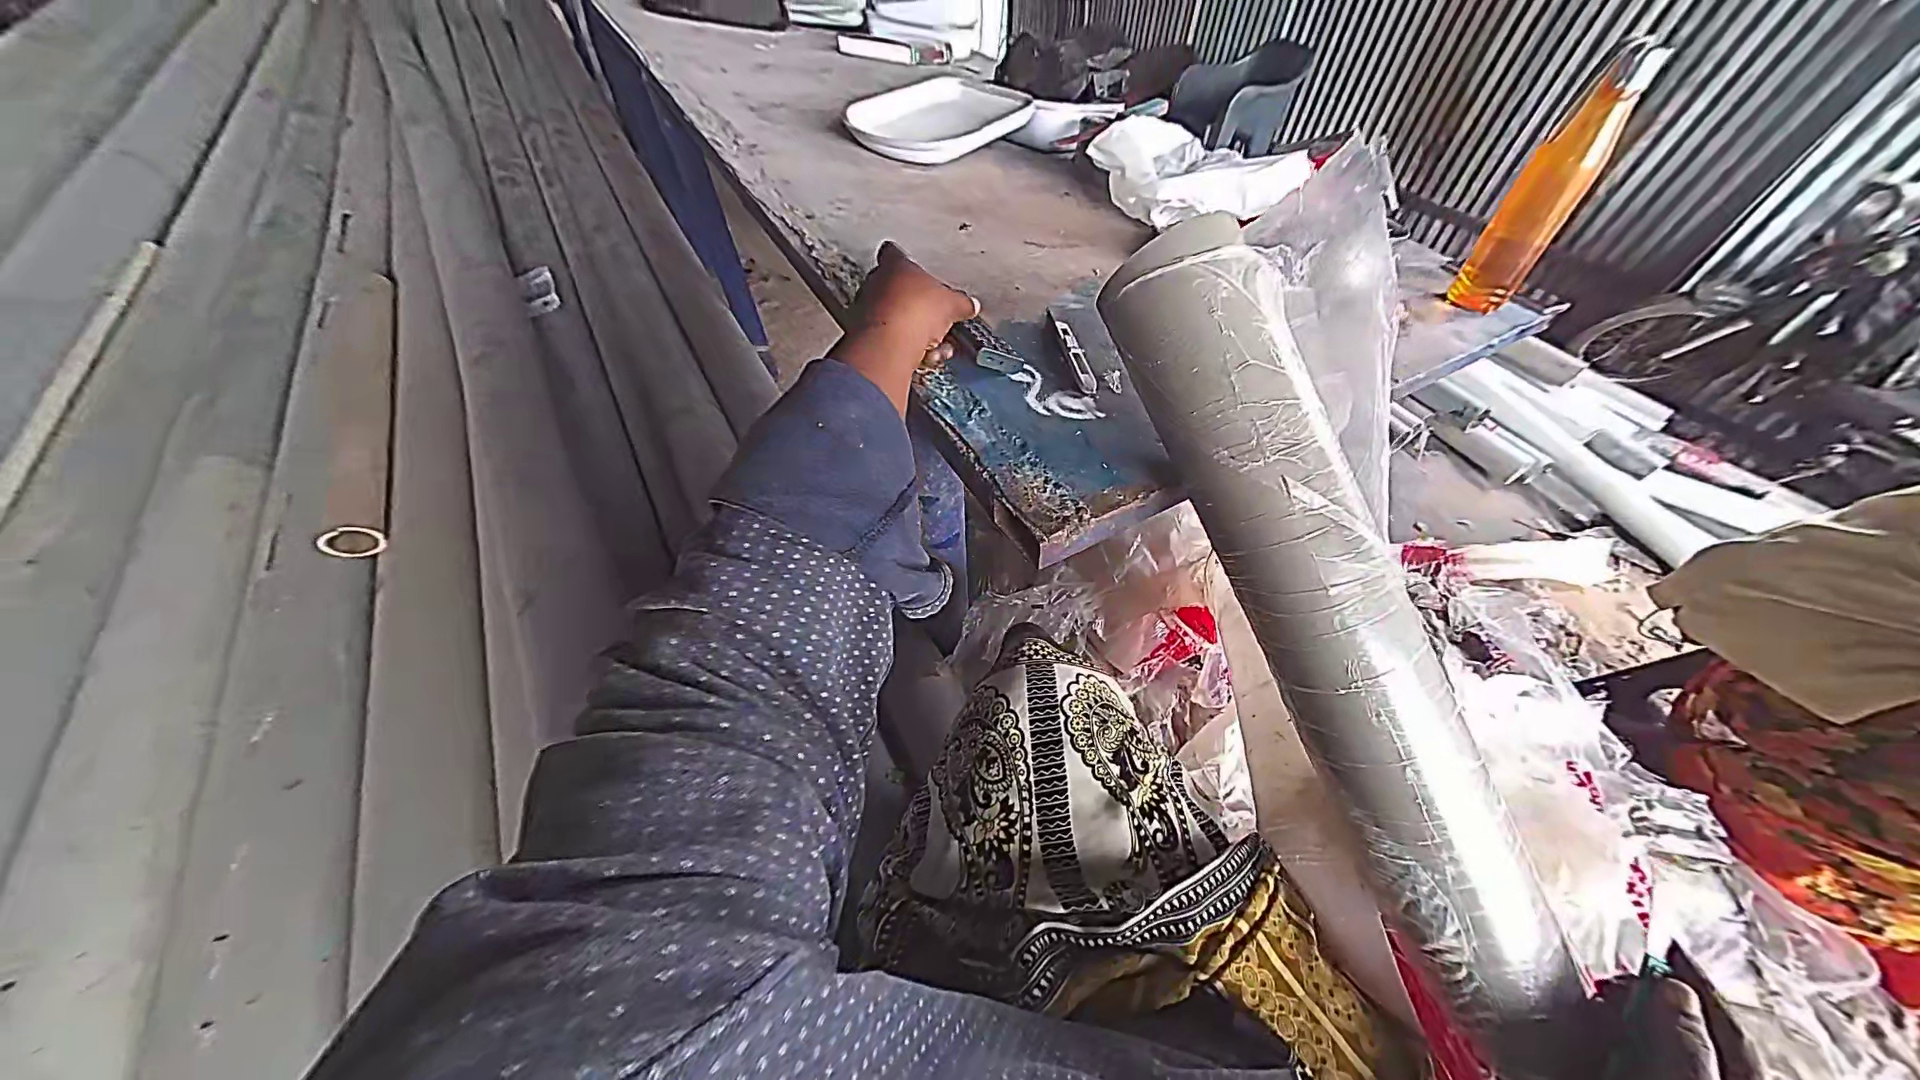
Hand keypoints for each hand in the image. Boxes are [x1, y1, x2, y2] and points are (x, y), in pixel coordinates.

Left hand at [829, 242, 976, 413]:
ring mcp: (866, 311)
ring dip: (914, 334)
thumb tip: (970, 305)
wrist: (890, 345)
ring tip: (932, 346)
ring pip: (894, 321)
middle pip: (897, 291)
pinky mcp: (864, 338)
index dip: (905, 262)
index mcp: (895, 265)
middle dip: (917, 308)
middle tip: (935, 321)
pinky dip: (904, 349)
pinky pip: (888, 342)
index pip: (895, 253)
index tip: (916, 273)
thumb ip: (962, 303)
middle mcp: (875, 284)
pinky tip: (920, 357)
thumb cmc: (913, 312)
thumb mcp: (952, 304)